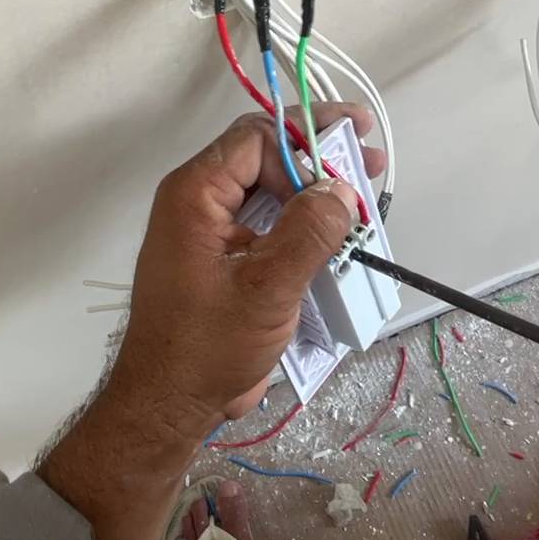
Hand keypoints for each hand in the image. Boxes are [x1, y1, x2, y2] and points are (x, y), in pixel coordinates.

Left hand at [110, 100, 379, 427]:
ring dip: (314, 188)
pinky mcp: (226, 257)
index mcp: (195, 194)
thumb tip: (340, 190)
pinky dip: (303, 221)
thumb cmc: (207, 345)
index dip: (306, 136)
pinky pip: (268, 223)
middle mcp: (199, 202)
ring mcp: (212, 231)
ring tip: (362, 189)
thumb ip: (308, 233)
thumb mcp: (266, 288)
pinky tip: (337, 230)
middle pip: (263, 157)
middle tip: (367, 155)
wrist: (171, 402)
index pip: (255, 139)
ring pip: (269, 190)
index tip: (351, 146)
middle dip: (317, 155)